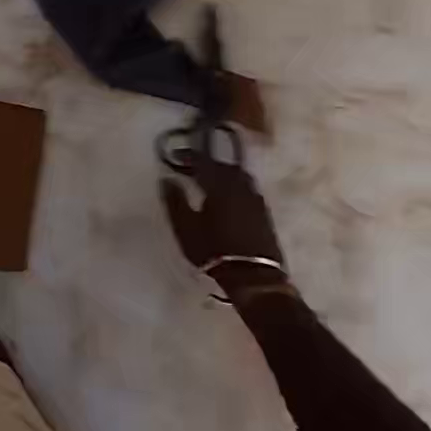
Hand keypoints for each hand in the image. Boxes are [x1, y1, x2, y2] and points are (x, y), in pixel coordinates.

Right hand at [159, 153, 291, 298]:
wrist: (253, 275)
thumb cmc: (214, 250)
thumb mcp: (185, 227)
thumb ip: (175, 200)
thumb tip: (167, 179)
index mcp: (219, 186)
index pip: (203, 161)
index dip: (188, 156)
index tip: (176, 155)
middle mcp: (240, 187)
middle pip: (223, 166)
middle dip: (206, 163)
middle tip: (190, 166)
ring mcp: (255, 199)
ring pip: (238, 176)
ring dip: (222, 172)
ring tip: (209, 179)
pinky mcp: (264, 212)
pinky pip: (247, 188)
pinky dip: (235, 185)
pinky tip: (228, 195)